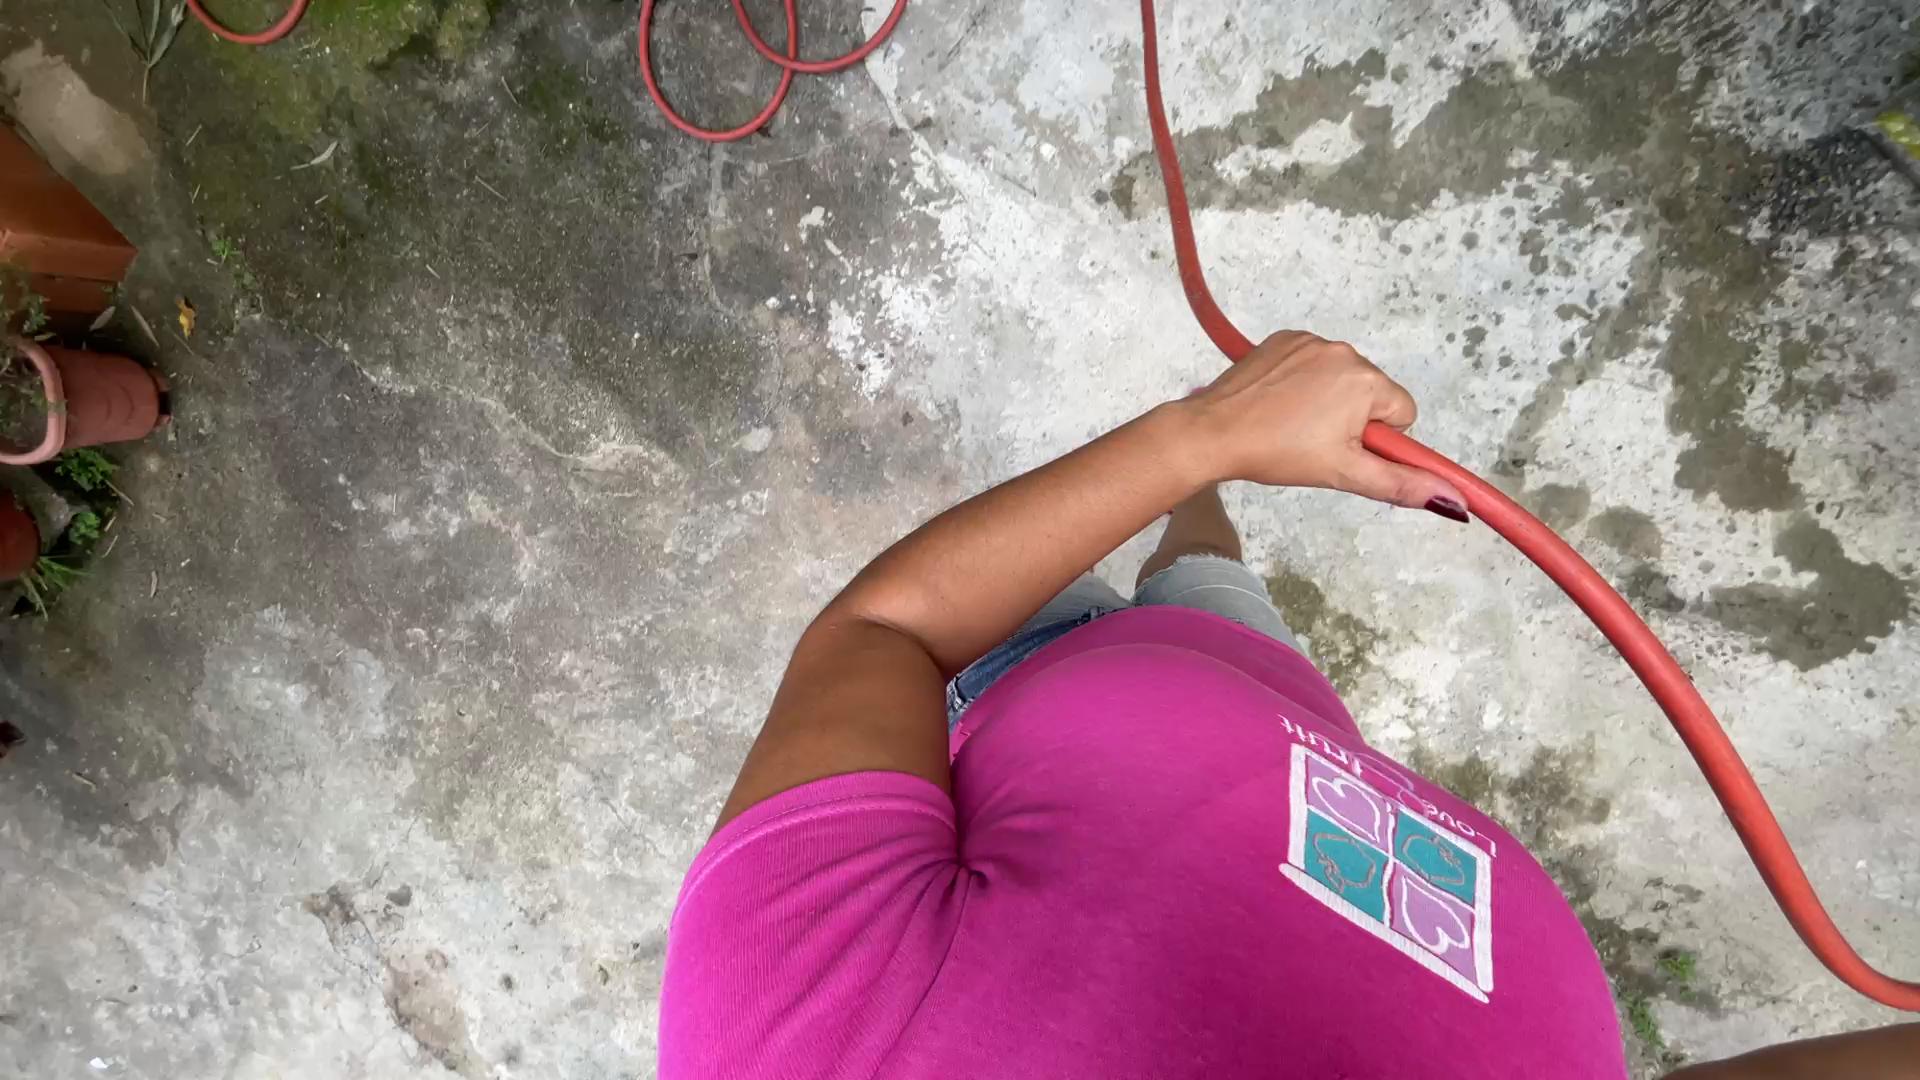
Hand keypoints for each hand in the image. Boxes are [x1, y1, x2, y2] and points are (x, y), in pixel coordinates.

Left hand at [1181, 332, 1467, 515]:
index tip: (1339, 448)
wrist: (1211, 433)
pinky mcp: (1282, 339)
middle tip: (1309, 440)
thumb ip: (1399, 483)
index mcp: (1366, 380)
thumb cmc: (1275, 453)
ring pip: (1339, 378)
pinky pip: (1308, 362)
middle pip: (1370, 393)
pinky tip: (1275, 403)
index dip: (1375, 438)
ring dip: (1324, 399)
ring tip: (1288, 423)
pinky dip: (1299, 381)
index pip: (1402, 412)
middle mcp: (1344, 350)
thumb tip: (1453, 501)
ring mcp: (1309, 340)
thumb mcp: (1342, 473)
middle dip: (1350, 418)